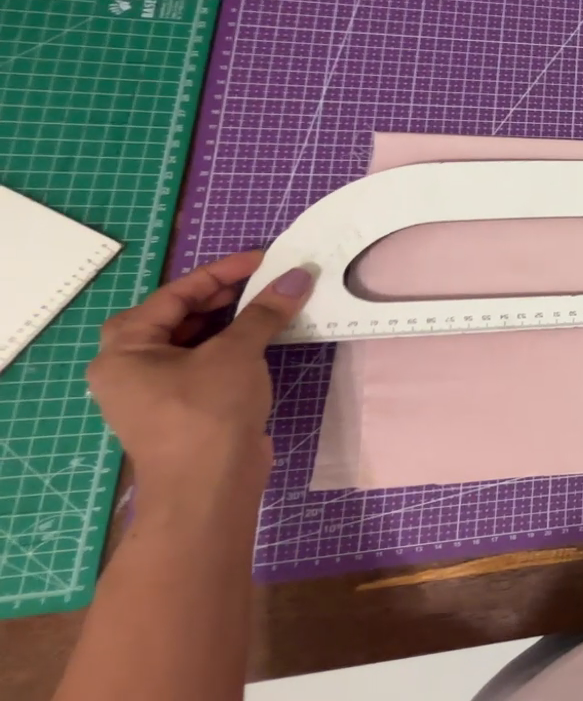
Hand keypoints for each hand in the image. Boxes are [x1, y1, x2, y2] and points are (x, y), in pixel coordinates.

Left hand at [87, 251, 314, 498]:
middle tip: (267, 280)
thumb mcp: (237, 353)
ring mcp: (157, 389)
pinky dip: (234, 344)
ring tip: (271, 304)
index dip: (219, 273)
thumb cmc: (207, 410)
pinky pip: (207, 360)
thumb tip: (299, 276)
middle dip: (222, 295)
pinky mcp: (186, 404)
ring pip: (194, 339)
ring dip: (231, 320)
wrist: (209, 482)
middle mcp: (131, 368)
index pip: (172, 296)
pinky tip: (265, 338)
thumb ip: (265, 312)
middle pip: (177, 316)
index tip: (264, 259)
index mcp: (124, 352)